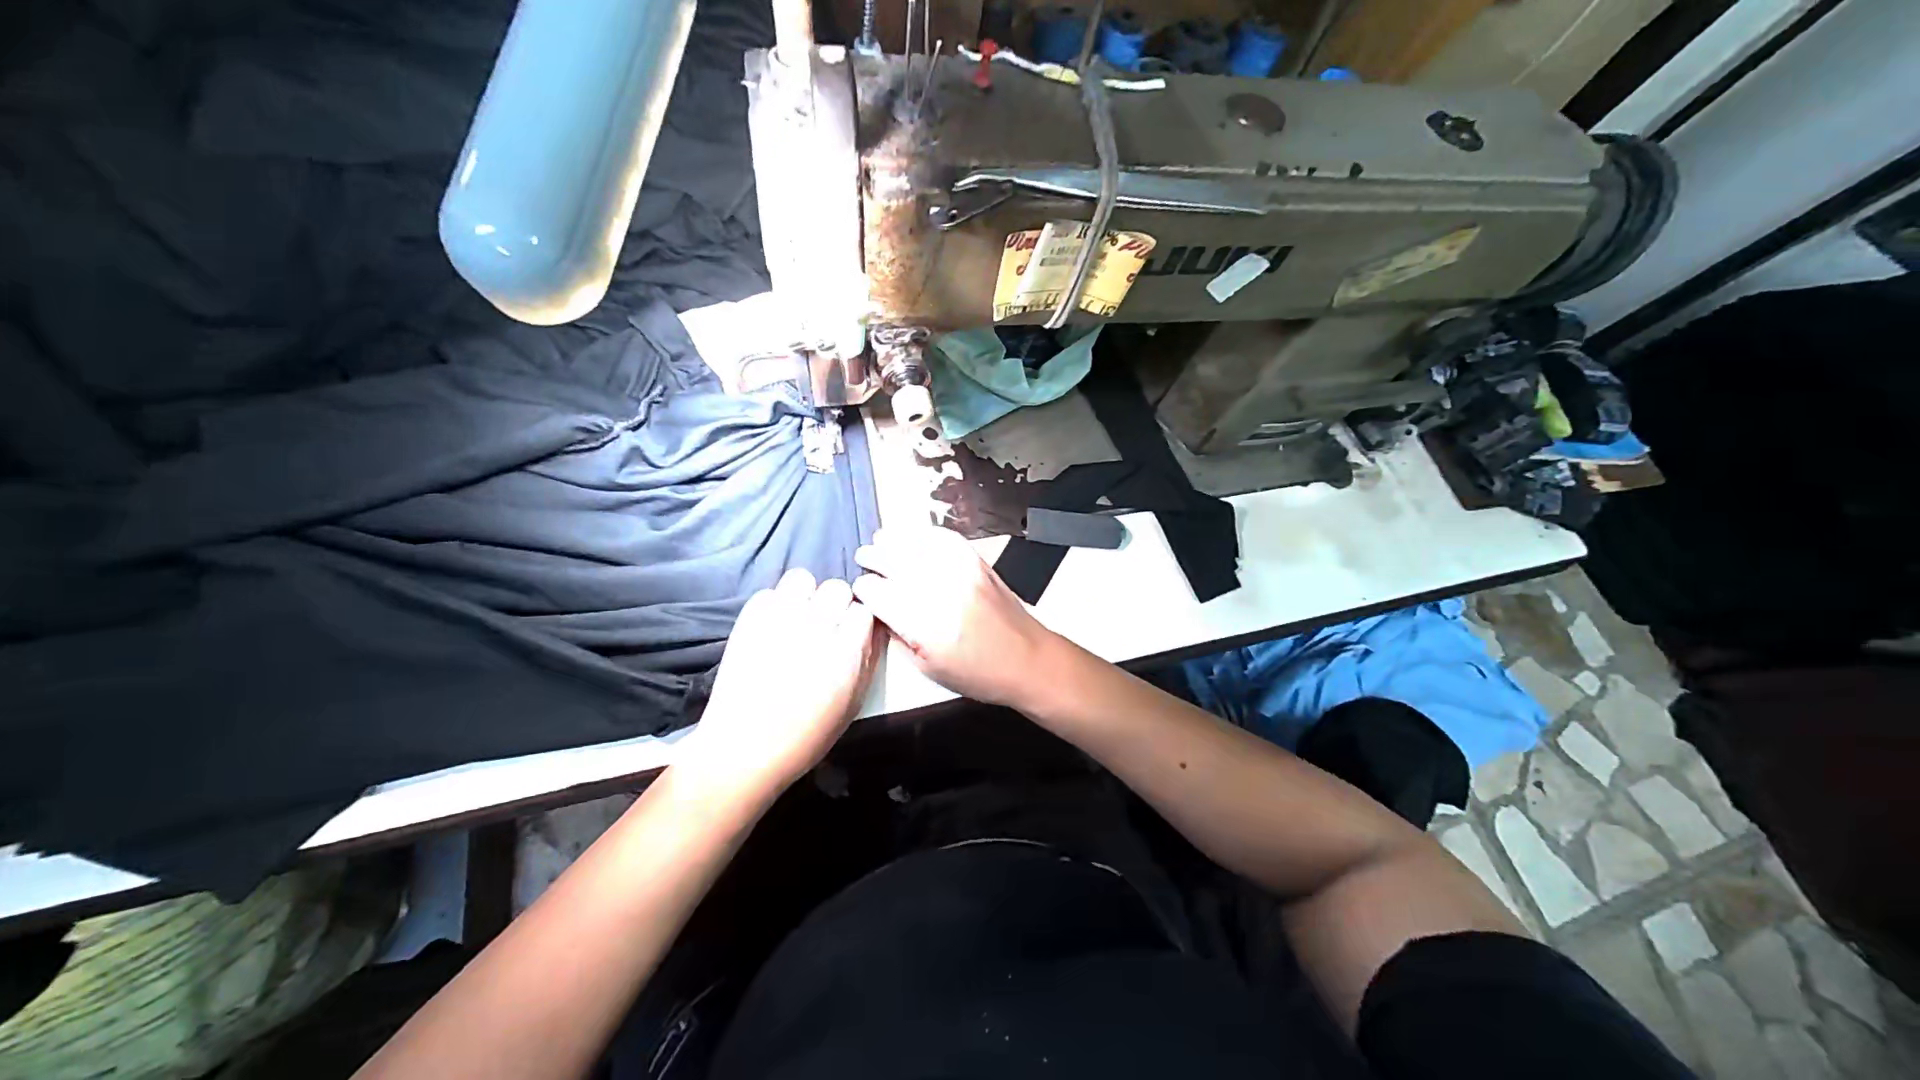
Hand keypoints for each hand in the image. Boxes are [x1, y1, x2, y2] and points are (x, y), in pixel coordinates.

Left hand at [678, 569, 880, 798]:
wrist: (744, 746)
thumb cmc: (806, 736)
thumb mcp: (852, 704)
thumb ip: (867, 660)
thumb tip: (873, 630)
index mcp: (847, 650)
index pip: (863, 611)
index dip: (856, 625)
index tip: (848, 639)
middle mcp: (817, 625)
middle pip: (837, 588)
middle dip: (834, 606)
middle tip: (823, 629)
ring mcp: (780, 617)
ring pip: (802, 578)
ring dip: (804, 596)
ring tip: (797, 620)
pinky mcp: (750, 617)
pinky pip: (769, 592)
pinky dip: (774, 605)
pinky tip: (771, 629)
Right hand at [851, 526, 1061, 707]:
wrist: (1027, 660)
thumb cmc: (980, 673)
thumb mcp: (928, 668)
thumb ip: (898, 637)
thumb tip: (880, 613)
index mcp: (923, 624)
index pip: (877, 592)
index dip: (864, 588)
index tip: (863, 589)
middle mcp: (939, 593)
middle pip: (892, 561)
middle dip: (873, 558)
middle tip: (865, 558)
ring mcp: (960, 573)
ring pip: (917, 544)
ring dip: (895, 539)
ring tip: (882, 539)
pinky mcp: (977, 564)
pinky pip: (947, 538)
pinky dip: (928, 534)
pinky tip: (916, 536)